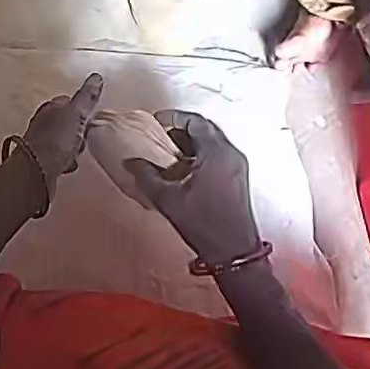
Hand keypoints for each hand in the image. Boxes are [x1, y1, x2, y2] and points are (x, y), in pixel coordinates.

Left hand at [21, 73, 105, 197]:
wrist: (38, 170)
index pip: (66, 101)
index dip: (80, 106)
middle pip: (64, 121)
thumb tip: (96, 77)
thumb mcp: (77, 114)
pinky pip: (57, 156)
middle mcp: (42, 122)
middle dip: (76, 129)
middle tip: (84, 136)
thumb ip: (86, 97)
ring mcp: (39, 142)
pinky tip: (69, 165)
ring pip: (60, 139)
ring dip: (71, 145)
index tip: (90, 114)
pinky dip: (64, 159)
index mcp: (50, 108)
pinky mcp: (40, 161)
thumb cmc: (57, 138)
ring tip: (77, 152)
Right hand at [125, 110, 262, 267]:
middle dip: (182, 127)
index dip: (174, 117)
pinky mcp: (238, 176)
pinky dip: (201, 152)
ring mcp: (237, 164)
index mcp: (216, 153)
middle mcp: (231, 153)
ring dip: (192, 140)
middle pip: (206, 128)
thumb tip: (130, 162)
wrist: (234, 251)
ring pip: (213, 140)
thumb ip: (147, 176)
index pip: (195, 122)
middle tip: (162, 134)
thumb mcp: (168, 199)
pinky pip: (219, 153)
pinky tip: (185, 167)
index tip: (157, 121)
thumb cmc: (202, 223)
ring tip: (170, 151)